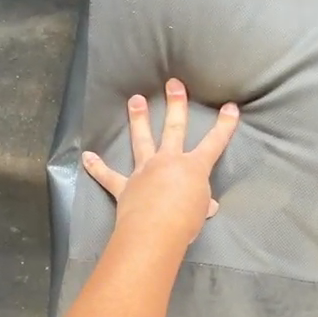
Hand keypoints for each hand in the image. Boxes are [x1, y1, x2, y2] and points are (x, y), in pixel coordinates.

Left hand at [82, 79, 239, 246]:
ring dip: (138, 119)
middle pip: (174, 128)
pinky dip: (97, 167)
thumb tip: (208, 205)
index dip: (224, 126)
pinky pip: (108, 175)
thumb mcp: (201, 212)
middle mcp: (168, 162)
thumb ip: (203, 204)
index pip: (214, 143)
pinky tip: (87, 157)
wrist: (155, 232)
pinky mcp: (125, 186)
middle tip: (173, 84)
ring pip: (141, 141)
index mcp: (193, 167)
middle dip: (176, 105)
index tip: (230, 107)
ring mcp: (144, 171)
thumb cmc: (185, 222)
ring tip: (135, 100)